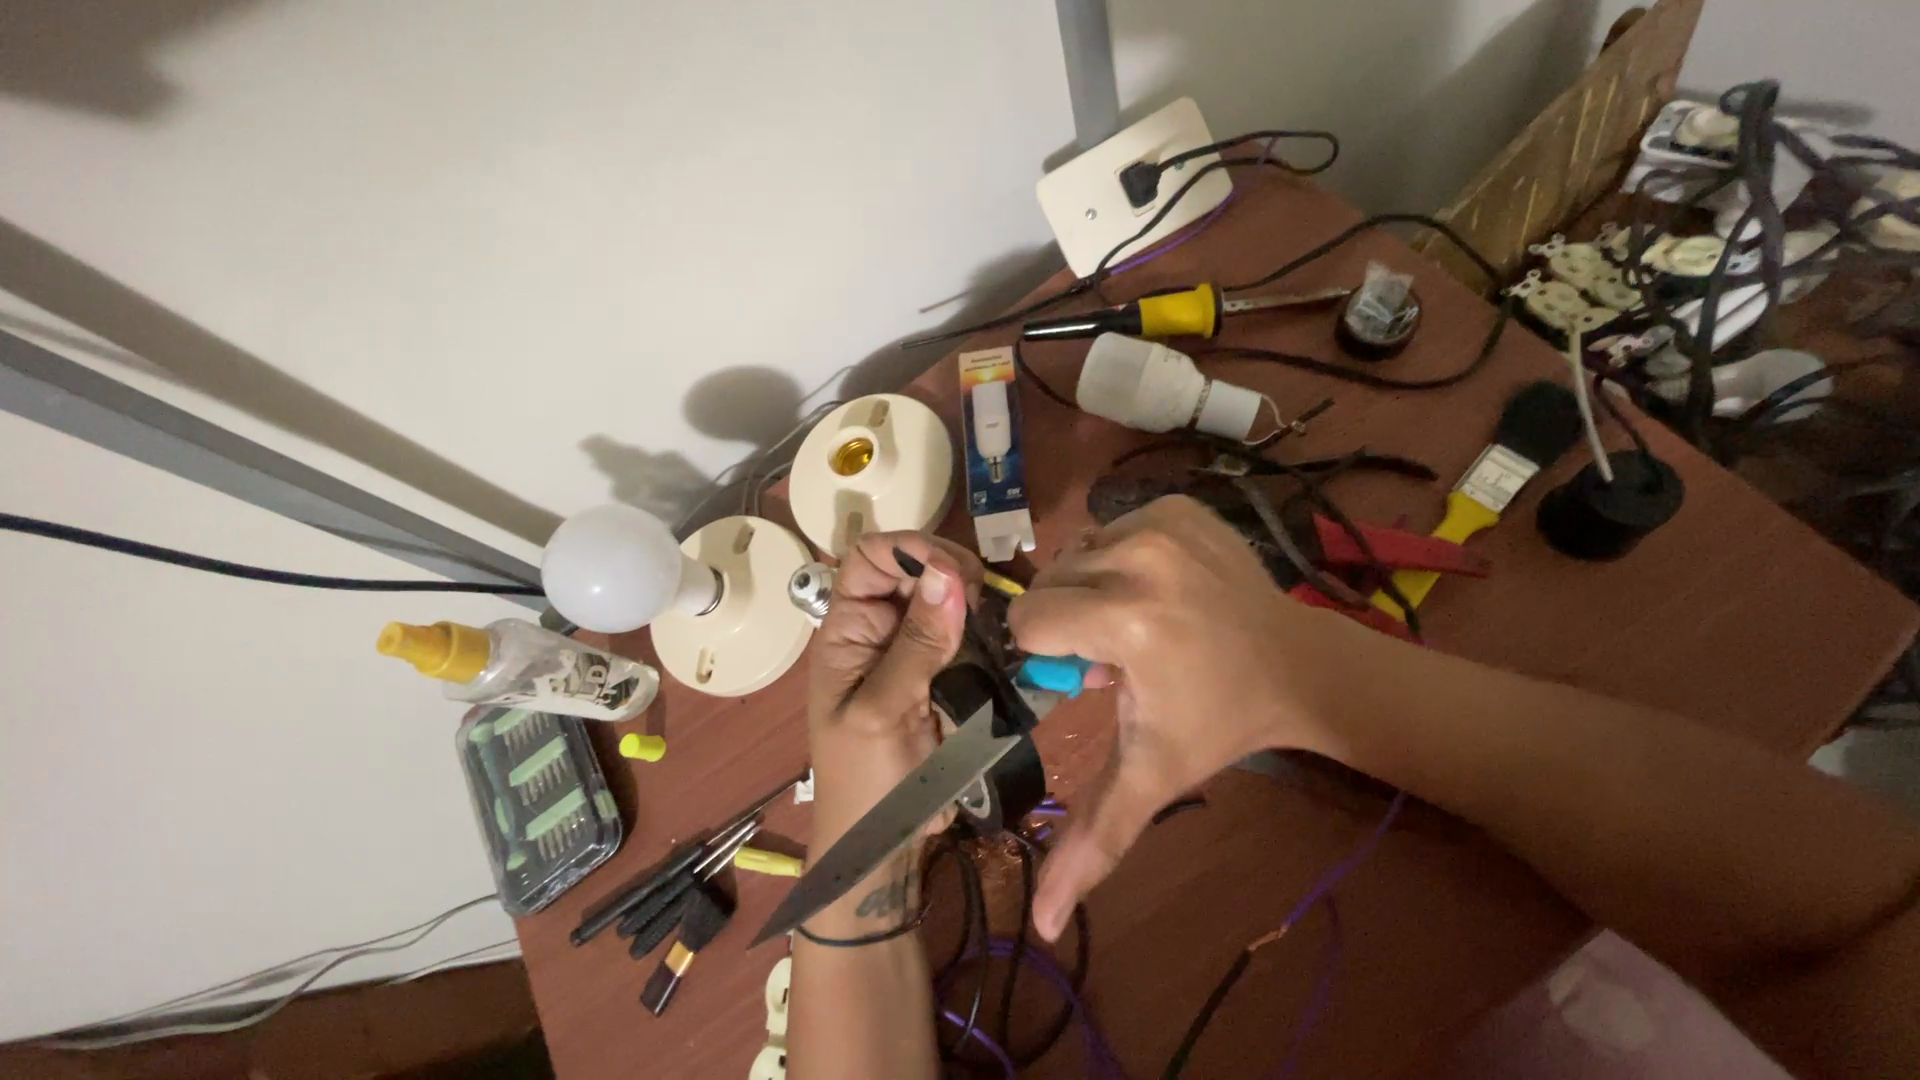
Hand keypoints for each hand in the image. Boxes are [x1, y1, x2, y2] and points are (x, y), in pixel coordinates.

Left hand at [807, 532, 983, 843]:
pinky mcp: (950, 676)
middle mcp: (883, 630)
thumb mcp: (882, 713)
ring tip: (1000, 627)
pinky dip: (992, 636)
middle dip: (953, 576)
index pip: (870, 557)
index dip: (910, 551)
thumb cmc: (866, 781)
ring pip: (951, 602)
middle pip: (918, 572)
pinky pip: (972, 638)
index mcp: (848, 629)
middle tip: (985, 604)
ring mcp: (918, 652)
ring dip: (977, 607)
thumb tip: (947, 575)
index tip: (954, 574)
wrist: (887, 844)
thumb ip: (917, 645)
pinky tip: (1010, 645)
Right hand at [1008, 495, 1369, 939]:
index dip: (1054, 656)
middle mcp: (1139, 556)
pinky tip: (1157, 588)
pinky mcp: (1177, 504)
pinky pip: (1109, 527)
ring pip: (1075, 552)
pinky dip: (1119, 557)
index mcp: (1128, 619)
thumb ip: (1094, 839)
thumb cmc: (1218, 722)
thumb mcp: (1151, 778)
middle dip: (1071, 622)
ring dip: (1092, 589)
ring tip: (1139, 620)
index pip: (1032, 622)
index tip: (1095, 676)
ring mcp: (1161, 521)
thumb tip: (1039, 922)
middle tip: (1121, 654)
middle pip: (1050, 584)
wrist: (1296, 664)